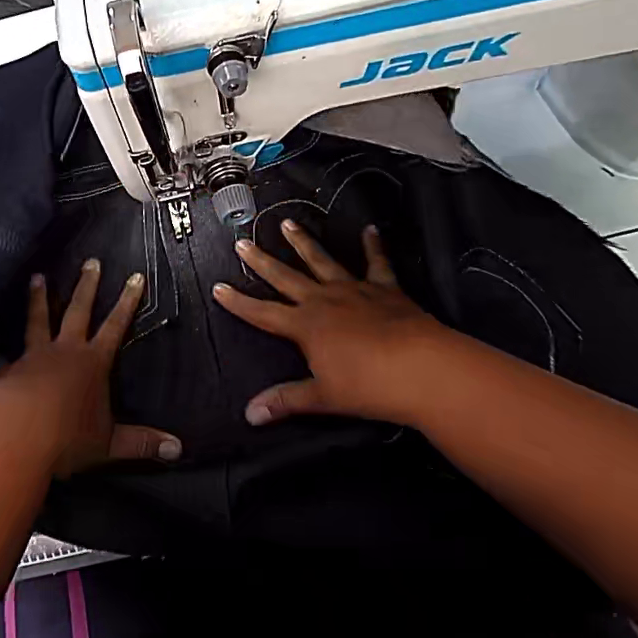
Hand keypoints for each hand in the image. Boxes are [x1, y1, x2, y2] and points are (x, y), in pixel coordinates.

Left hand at [0, 260, 180, 476]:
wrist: (13, 438)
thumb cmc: (65, 436)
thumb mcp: (109, 442)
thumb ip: (141, 443)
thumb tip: (178, 449)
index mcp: (93, 362)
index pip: (116, 325)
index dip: (127, 301)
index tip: (135, 277)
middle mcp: (65, 351)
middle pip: (78, 311)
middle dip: (88, 287)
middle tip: (91, 262)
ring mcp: (32, 358)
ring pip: (39, 321)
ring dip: (40, 299)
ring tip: (38, 278)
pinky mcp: (5, 372)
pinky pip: (4, 353)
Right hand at [213, 221, 460, 426]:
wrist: (418, 366)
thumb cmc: (367, 385)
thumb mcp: (322, 397)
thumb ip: (285, 400)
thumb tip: (250, 413)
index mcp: (306, 326)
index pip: (262, 313)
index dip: (239, 302)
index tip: (219, 287)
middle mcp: (325, 300)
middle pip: (285, 277)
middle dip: (261, 262)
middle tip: (242, 243)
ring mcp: (354, 289)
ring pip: (322, 260)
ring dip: (304, 243)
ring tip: (288, 224)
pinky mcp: (384, 287)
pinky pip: (376, 262)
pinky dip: (373, 245)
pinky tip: (370, 229)